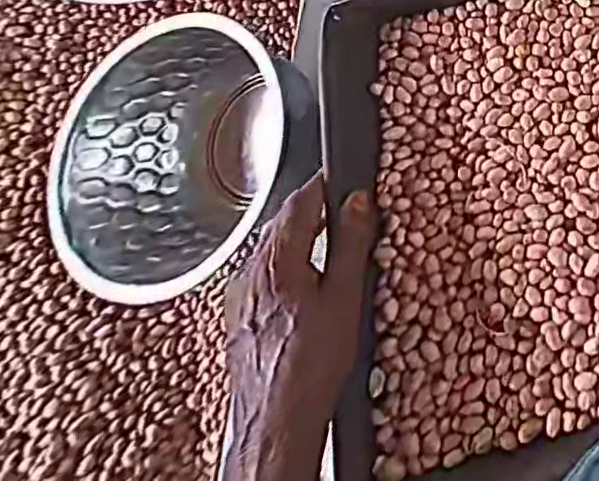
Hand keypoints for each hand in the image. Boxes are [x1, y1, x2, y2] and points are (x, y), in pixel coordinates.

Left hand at [224, 173, 376, 480]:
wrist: (274, 423)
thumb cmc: (312, 364)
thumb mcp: (345, 296)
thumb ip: (350, 242)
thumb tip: (357, 200)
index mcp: (277, 262)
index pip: (299, 201)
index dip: (323, 182)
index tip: (343, 173)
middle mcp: (251, 273)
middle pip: (283, 221)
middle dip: (313, 205)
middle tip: (344, 200)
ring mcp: (241, 296)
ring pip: (272, 245)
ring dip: (301, 231)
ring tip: (330, 232)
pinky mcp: (241, 315)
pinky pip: (265, 269)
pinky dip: (289, 257)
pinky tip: (308, 273)